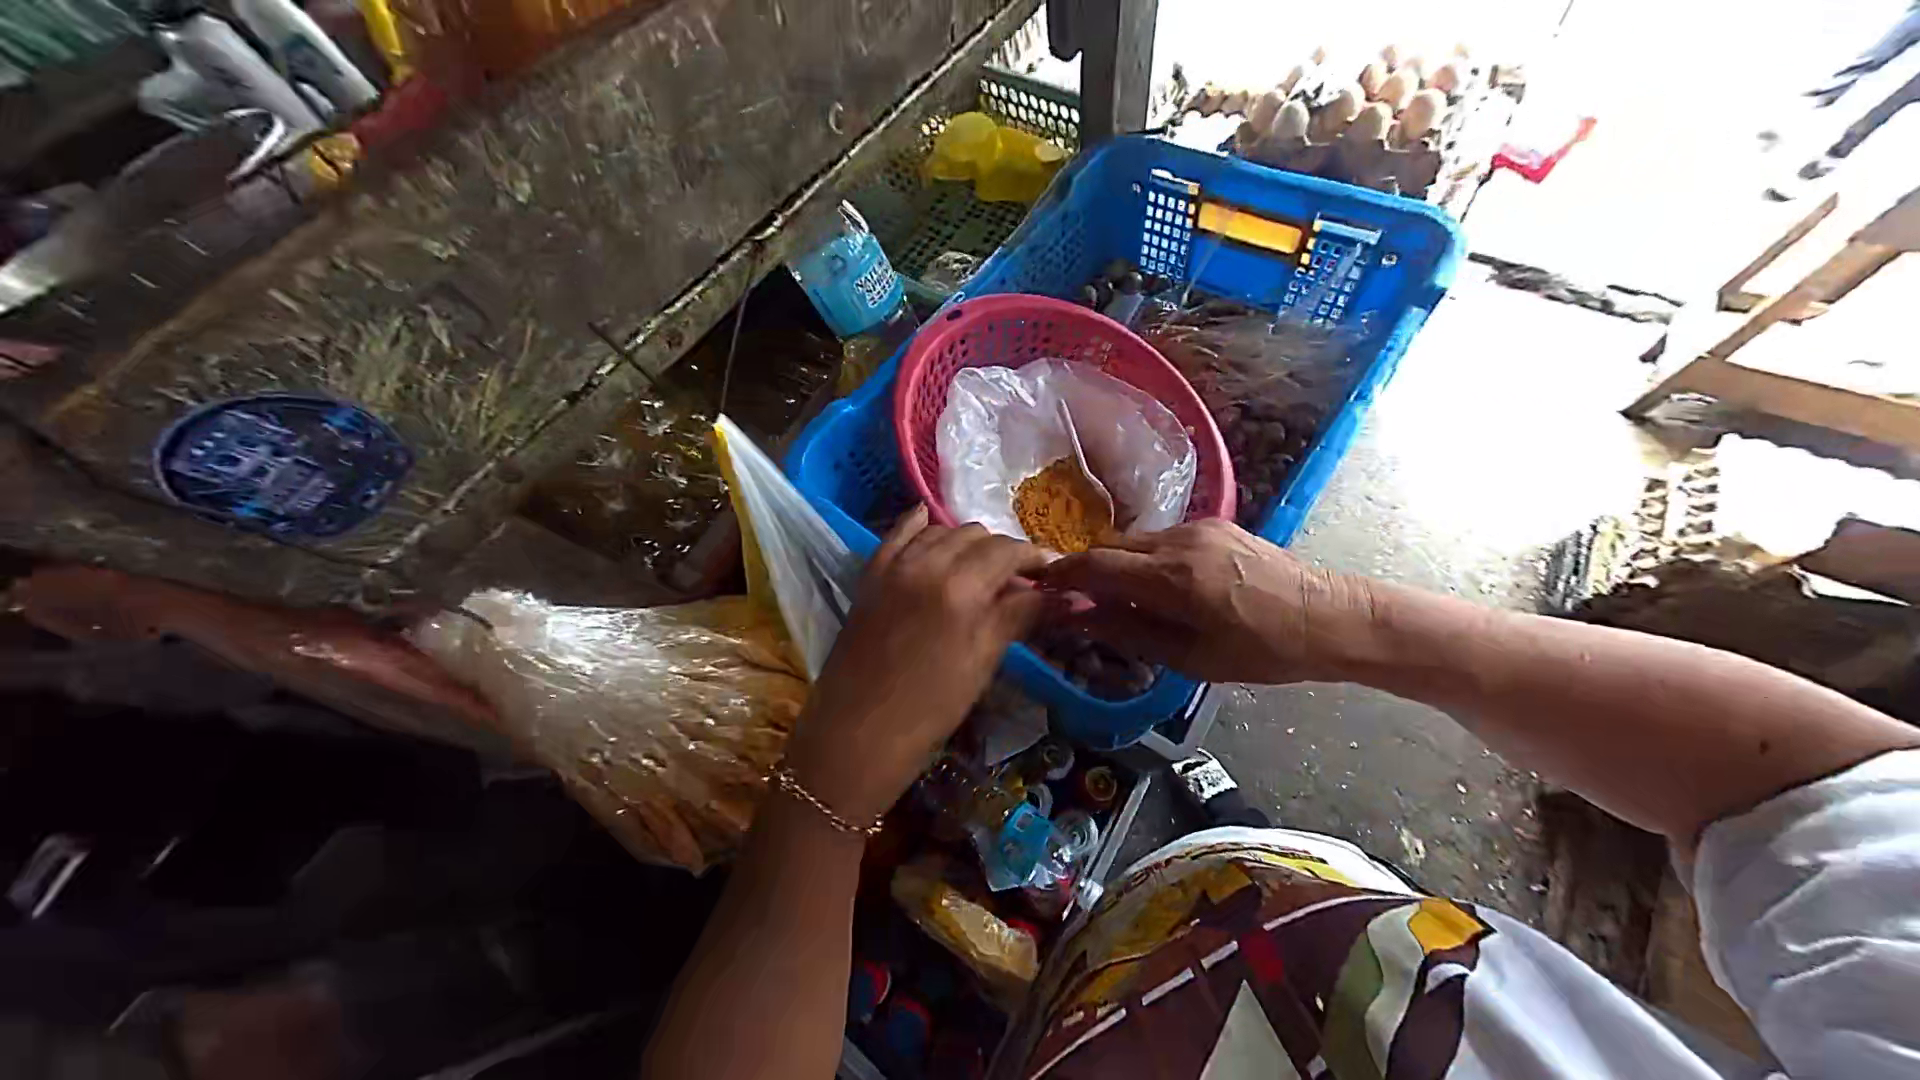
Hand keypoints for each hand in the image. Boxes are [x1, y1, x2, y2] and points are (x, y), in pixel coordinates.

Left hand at [782, 506, 1049, 822]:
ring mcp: (893, 566)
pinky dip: (918, 525)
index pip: (1007, 552)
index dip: (1034, 558)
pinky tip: (929, 518)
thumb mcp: (982, 662)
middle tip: (1018, 579)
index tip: (1052, 572)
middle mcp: (927, 564)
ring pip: (940, 531)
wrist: (858, 733)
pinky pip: (897, 534)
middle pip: (976, 536)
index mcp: (960, 587)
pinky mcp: (870, 575)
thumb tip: (1063, 595)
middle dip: (1003, 551)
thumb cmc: (930, 708)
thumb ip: (1019, 616)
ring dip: (966, 541)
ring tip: (981, 566)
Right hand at [1037, 518, 1377, 684]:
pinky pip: (1161, 538)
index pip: (1096, 565)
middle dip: (1088, 570)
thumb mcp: (1191, 657)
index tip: (1040, 584)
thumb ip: (1129, 631)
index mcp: (1173, 578)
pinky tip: (1162, 585)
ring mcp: (1198, 527)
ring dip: (1118, 564)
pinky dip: (1146, 559)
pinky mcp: (1214, 523)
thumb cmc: (1263, 650)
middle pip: (1110, 547)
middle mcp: (1180, 541)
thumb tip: (1080, 615)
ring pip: (1134, 540)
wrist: (1330, 618)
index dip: (1063, 574)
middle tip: (1081, 599)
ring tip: (1126, 598)